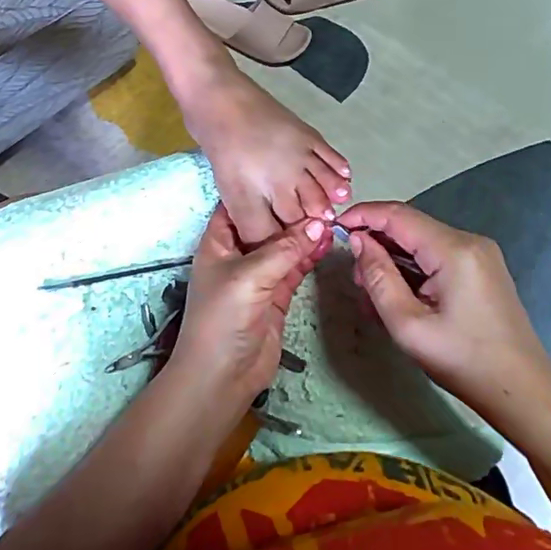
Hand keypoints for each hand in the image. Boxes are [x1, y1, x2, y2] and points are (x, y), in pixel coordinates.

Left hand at [166, 208, 326, 404]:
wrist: (223, 374)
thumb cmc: (223, 317)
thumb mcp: (250, 276)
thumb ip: (285, 249)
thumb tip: (318, 224)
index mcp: (218, 243)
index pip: (237, 206)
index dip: (259, 191)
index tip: (288, 175)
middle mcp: (237, 255)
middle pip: (265, 225)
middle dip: (290, 212)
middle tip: (321, 197)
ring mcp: (258, 276)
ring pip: (284, 247)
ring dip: (305, 235)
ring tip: (332, 218)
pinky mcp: (276, 295)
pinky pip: (294, 268)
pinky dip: (309, 256)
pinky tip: (327, 243)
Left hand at [181, 67, 349, 242]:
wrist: (222, 100)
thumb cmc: (223, 152)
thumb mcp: (232, 196)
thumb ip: (253, 224)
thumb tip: (266, 246)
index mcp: (278, 194)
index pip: (293, 224)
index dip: (297, 237)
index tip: (302, 246)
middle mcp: (298, 177)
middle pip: (313, 204)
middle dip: (318, 217)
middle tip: (326, 225)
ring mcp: (305, 152)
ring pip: (326, 181)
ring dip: (333, 194)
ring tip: (340, 202)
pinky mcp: (306, 133)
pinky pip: (330, 154)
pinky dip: (339, 166)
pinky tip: (346, 174)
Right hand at [339, 202, 548, 413]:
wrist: (521, 388)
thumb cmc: (462, 360)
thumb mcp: (408, 324)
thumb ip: (378, 277)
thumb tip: (358, 241)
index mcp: (454, 250)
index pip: (398, 215)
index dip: (363, 215)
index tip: (334, 228)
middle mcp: (469, 241)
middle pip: (410, 226)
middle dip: (376, 243)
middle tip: (356, 279)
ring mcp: (478, 253)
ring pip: (421, 241)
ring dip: (392, 258)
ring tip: (372, 292)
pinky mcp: (480, 268)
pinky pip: (435, 256)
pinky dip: (411, 268)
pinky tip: (396, 294)